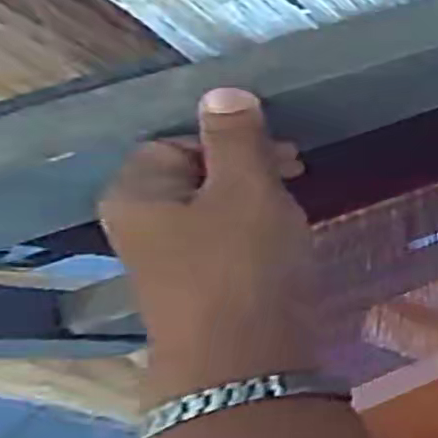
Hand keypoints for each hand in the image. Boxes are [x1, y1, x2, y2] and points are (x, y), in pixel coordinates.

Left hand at [100, 88, 311, 400]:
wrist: (245, 345)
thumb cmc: (244, 260)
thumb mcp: (249, 190)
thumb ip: (240, 141)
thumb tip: (225, 91)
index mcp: (139, 194)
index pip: (174, 145)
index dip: (229, 141)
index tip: (284, 154)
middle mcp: (142, 222)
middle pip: (193, 176)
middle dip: (247, 169)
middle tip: (298, 174)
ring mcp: (169, 256)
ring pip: (213, 208)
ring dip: (256, 199)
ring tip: (296, 209)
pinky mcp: (201, 280)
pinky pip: (225, 238)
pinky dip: (257, 229)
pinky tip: (286, 240)